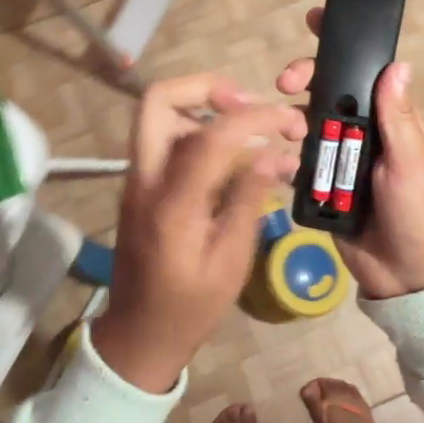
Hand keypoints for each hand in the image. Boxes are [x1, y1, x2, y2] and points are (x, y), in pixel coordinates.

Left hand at [93, 73, 306, 391]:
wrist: (137, 334)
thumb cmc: (189, 306)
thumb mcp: (230, 261)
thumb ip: (249, 201)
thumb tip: (273, 154)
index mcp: (170, 203)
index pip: (208, 135)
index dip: (253, 117)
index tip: (287, 121)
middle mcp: (144, 179)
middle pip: (158, 100)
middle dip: (208, 88)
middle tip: (250, 105)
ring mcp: (136, 179)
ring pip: (160, 115)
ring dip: (204, 107)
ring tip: (250, 127)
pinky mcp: (140, 186)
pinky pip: (165, 139)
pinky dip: (199, 131)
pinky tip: (234, 154)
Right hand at [277, 8, 423, 299]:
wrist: (405, 276)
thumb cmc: (421, 214)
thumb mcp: (414, 163)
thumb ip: (400, 117)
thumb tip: (398, 64)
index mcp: (392, 120)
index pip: (365, 72)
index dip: (343, 44)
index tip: (316, 18)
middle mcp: (363, 132)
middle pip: (327, 92)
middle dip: (305, 78)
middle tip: (285, 81)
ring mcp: (339, 159)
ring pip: (306, 123)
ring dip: (289, 116)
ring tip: (282, 126)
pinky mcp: (320, 185)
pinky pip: (296, 161)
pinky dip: (283, 153)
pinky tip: (270, 149)